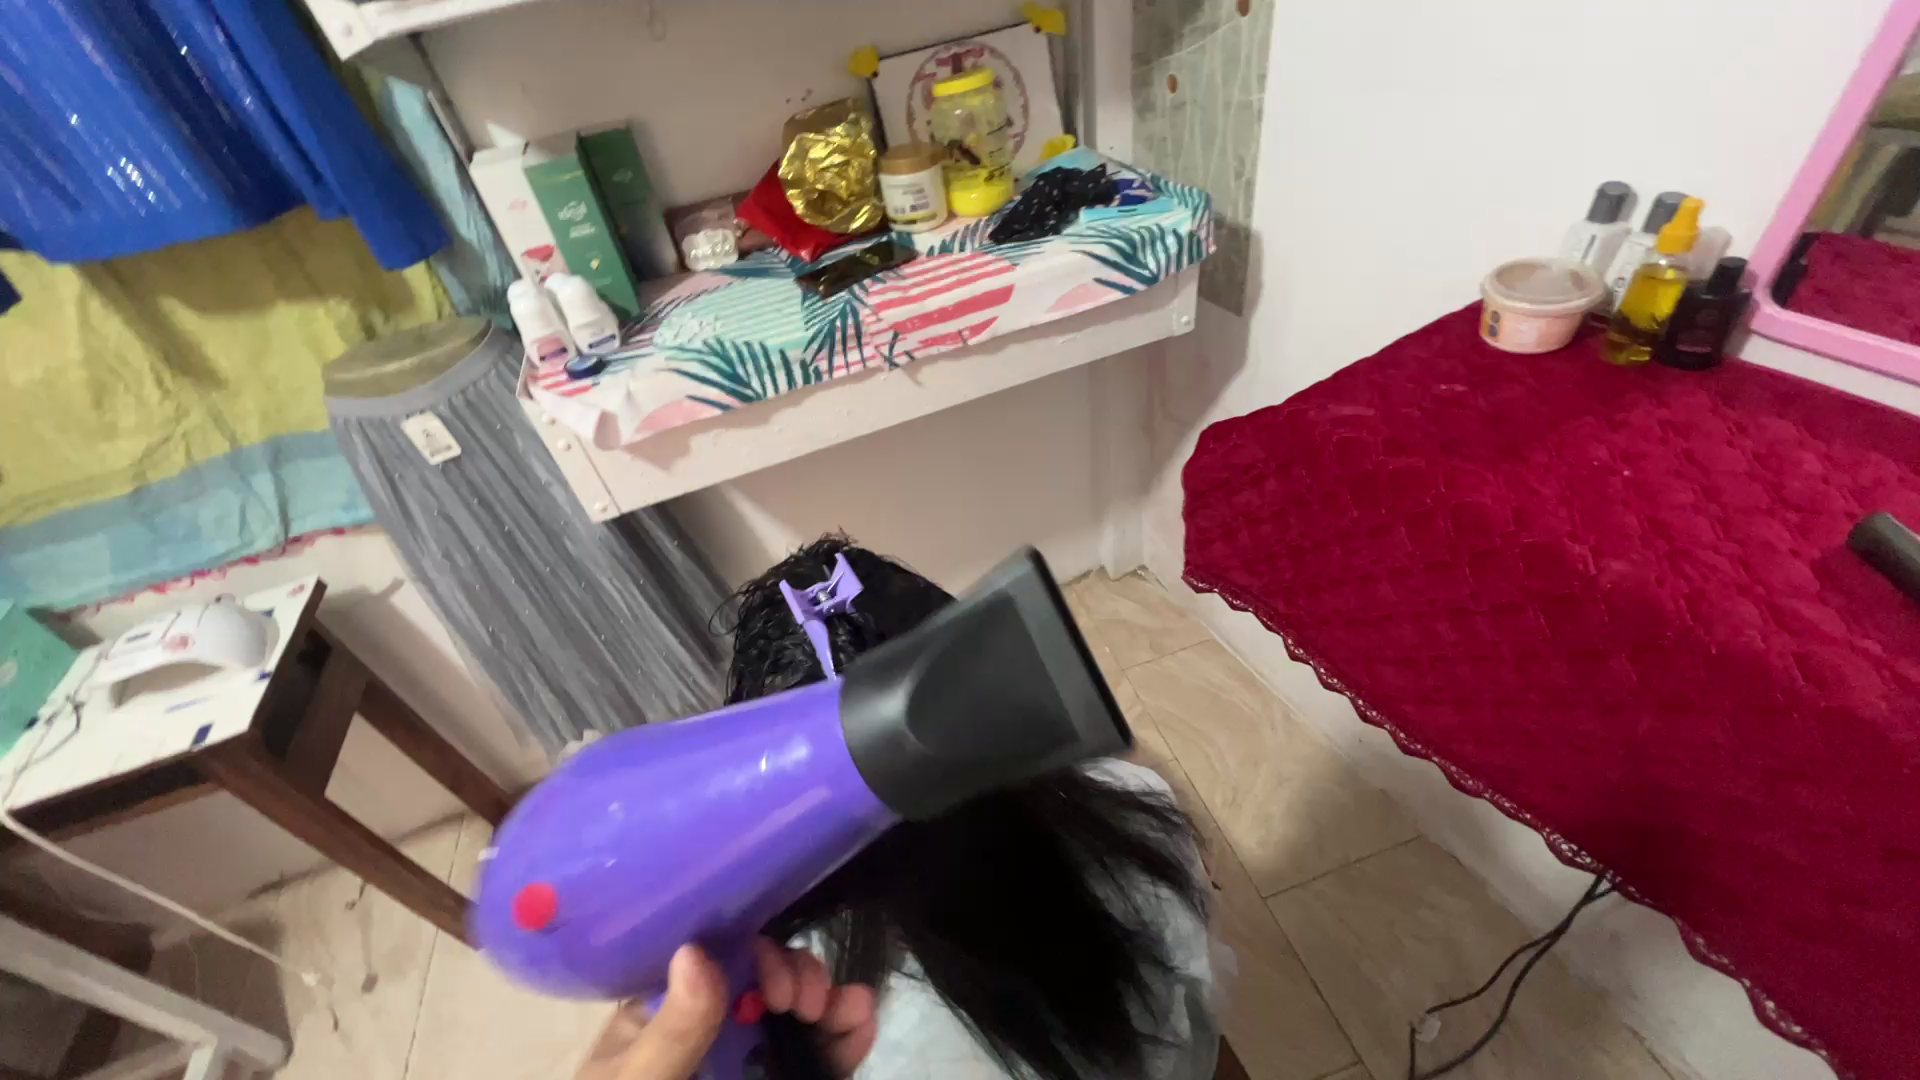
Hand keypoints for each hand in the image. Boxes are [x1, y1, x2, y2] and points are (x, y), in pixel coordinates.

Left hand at [576, 941, 877, 1079]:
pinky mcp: (775, 1079)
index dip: (756, 957)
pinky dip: (845, 1034)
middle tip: (809, 1005)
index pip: (718, 957)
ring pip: (798, 1008)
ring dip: (834, 999)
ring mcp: (746, 1057)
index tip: (776, 989)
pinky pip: (816, 1050)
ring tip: (857, 1007)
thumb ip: (669, 1033)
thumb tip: (696, 950)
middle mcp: (712, 1025)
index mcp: (667, 1013)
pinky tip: (862, 1025)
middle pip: (766, 976)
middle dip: (799, 977)